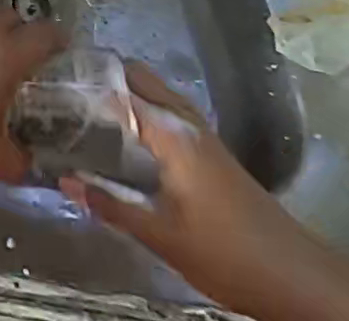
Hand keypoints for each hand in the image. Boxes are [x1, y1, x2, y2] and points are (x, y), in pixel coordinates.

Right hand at [65, 63, 348, 320]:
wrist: (290, 270)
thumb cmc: (223, 251)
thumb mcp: (161, 235)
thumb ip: (112, 205)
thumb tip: (65, 181)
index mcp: (173, 133)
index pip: (125, 92)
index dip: (92, 82)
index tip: (59, 82)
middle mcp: (187, 121)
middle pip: (143, 81)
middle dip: (107, 77)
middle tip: (68, 90)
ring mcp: (202, 132)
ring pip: (158, 94)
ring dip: (127, 90)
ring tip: (89, 102)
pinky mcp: (209, 148)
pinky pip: (169, 111)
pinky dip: (144, 108)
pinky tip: (127, 131)